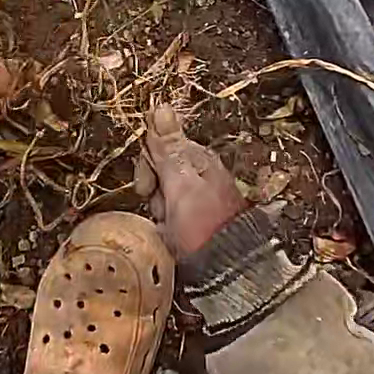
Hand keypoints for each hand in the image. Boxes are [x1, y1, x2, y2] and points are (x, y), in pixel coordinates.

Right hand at [133, 105, 246, 257]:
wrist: (226, 267)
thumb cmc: (204, 223)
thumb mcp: (180, 182)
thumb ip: (167, 147)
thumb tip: (160, 106)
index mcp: (197, 159)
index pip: (158, 147)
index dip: (146, 167)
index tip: (147, 186)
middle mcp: (198, 173)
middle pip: (157, 170)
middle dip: (153, 191)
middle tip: (162, 208)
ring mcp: (196, 196)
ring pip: (160, 195)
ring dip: (159, 211)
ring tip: (171, 225)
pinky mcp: (194, 219)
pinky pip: (168, 215)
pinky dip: (166, 225)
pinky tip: (173, 235)